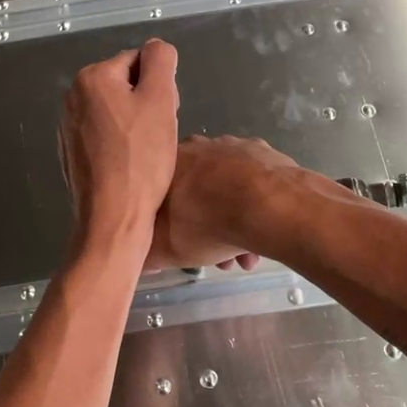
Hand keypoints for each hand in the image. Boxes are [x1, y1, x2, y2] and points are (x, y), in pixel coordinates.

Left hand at [58, 40, 180, 255]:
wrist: (114, 216)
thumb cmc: (142, 157)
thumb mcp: (161, 99)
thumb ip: (161, 61)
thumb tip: (156, 48)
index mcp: (90, 78)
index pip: (140, 62)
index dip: (161, 87)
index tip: (166, 115)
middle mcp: (72, 97)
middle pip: (126, 86)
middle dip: (148, 104)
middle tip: (159, 136)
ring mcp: (69, 127)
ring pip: (118, 112)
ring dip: (137, 125)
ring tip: (148, 154)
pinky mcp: (72, 154)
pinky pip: (106, 136)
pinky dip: (122, 145)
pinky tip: (133, 166)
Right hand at [147, 135, 299, 271]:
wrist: (268, 205)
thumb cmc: (207, 224)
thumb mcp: (165, 249)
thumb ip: (145, 250)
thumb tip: (138, 254)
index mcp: (167, 163)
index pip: (159, 194)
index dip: (169, 225)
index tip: (181, 247)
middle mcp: (197, 147)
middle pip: (195, 193)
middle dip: (205, 228)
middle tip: (217, 260)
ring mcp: (232, 146)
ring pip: (225, 191)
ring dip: (232, 223)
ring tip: (245, 257)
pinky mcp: (263, 152)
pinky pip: (251, 185)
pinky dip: (253, 208)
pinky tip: (262, 234)